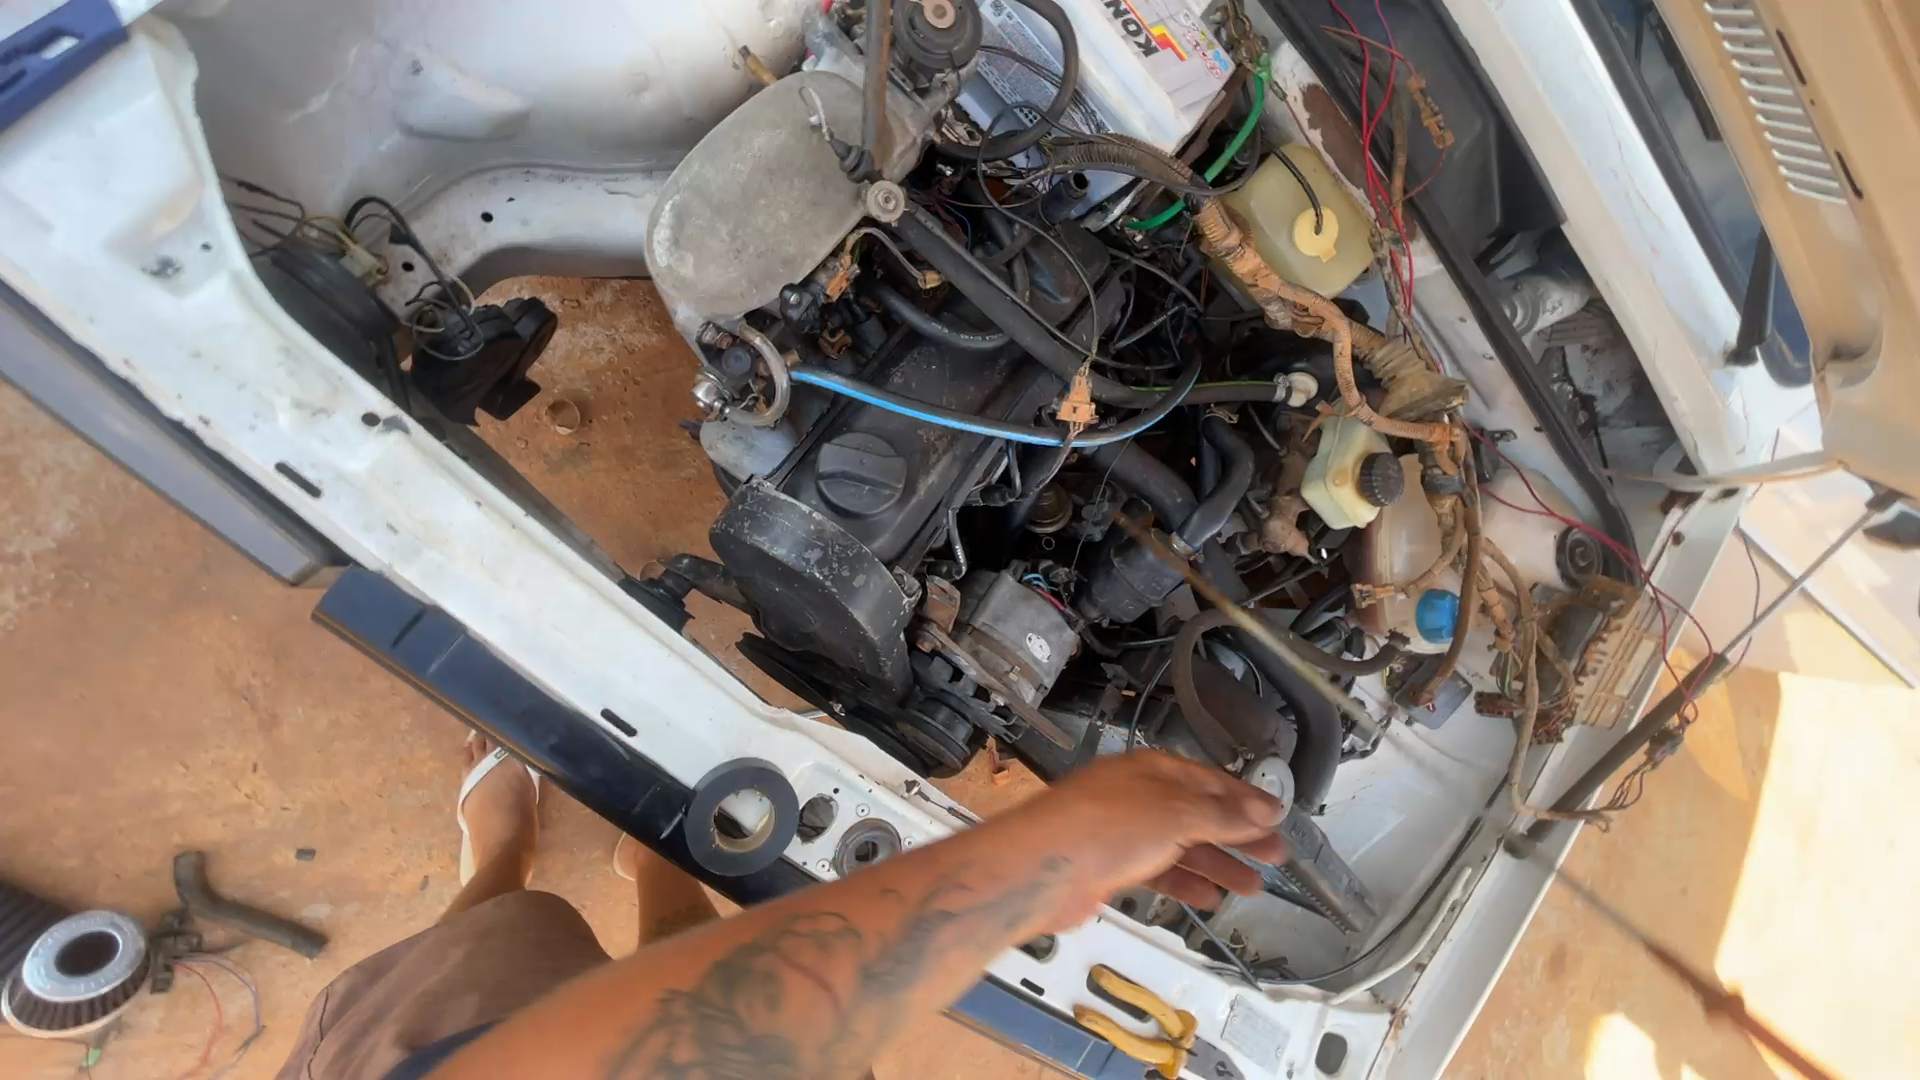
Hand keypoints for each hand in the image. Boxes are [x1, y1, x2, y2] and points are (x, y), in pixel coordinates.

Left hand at [1007, 751, 1286, 918]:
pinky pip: (1158, 871)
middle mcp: (1140, 795)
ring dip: (1217, 864)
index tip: (1279, 819)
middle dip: (1238, 834)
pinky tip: (1209, 898)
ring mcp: (1124, 830)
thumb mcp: (1175, 813)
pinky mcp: (1112, 864)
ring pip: (1181, 845)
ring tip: (1254, 886)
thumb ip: (1223, 814)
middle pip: (1198, 813)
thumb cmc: (1108, 825)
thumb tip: (1269, 808)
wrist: (1044, 865)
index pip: (1210, 781)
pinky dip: (1184, 883)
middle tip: (1276, 856)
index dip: (1246, 800)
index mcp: (1154, 770)